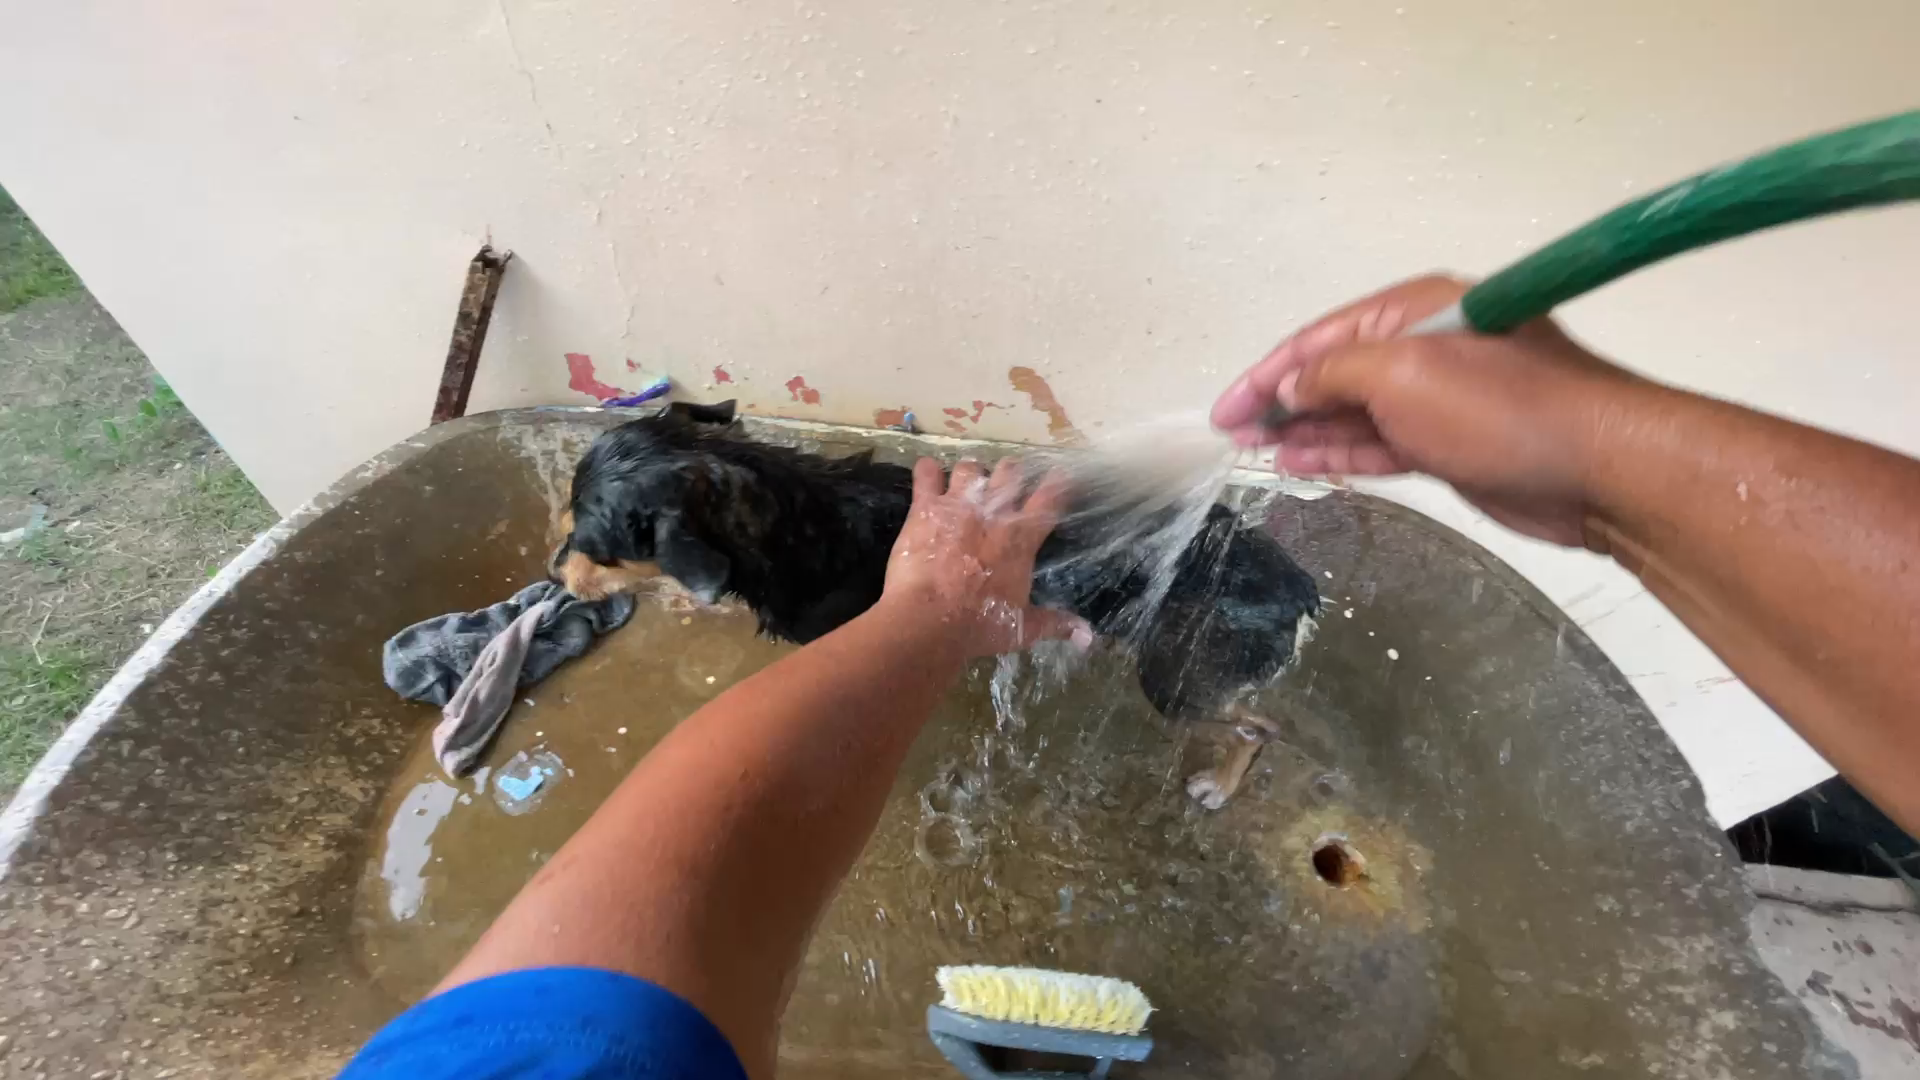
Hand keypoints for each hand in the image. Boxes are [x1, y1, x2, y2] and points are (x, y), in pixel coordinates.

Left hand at [882, 457, 1091, 657]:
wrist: (930, 619)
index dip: (1058, 484)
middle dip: (1011, 473)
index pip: (1050, 500)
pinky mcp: (925, 508)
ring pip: (970, 468)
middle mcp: (993, 513)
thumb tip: (1088, 636)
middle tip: (1007, 482)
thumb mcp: (1023, 628)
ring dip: (971, 473)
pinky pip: (927, 474)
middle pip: (1010, 473)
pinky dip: (928, 471)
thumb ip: (1055, 624)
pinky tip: (928, 473)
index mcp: (1021, 538)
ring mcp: (958, 505)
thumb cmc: (980, 624)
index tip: (1061, 475)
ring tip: (967, 482)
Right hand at [1210, 274, 1651, 546]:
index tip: (1223, 411)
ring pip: (1347, 412)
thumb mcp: (1402, 374)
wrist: (1598, 469)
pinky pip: (1372, 443)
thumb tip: (1289, 389)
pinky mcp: (1441, 441)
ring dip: (1300, 429)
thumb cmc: (1497, 409)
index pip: (1318, 339)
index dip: (1263, 375)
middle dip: (1277, 402)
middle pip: (1328, 374)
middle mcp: (1418, 348)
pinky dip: (1335, 452)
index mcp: (1413, 312)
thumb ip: (1332, 374)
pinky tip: (1298, 462)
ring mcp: (1431, 397)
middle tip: (1232, 434)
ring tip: (1255, 451)